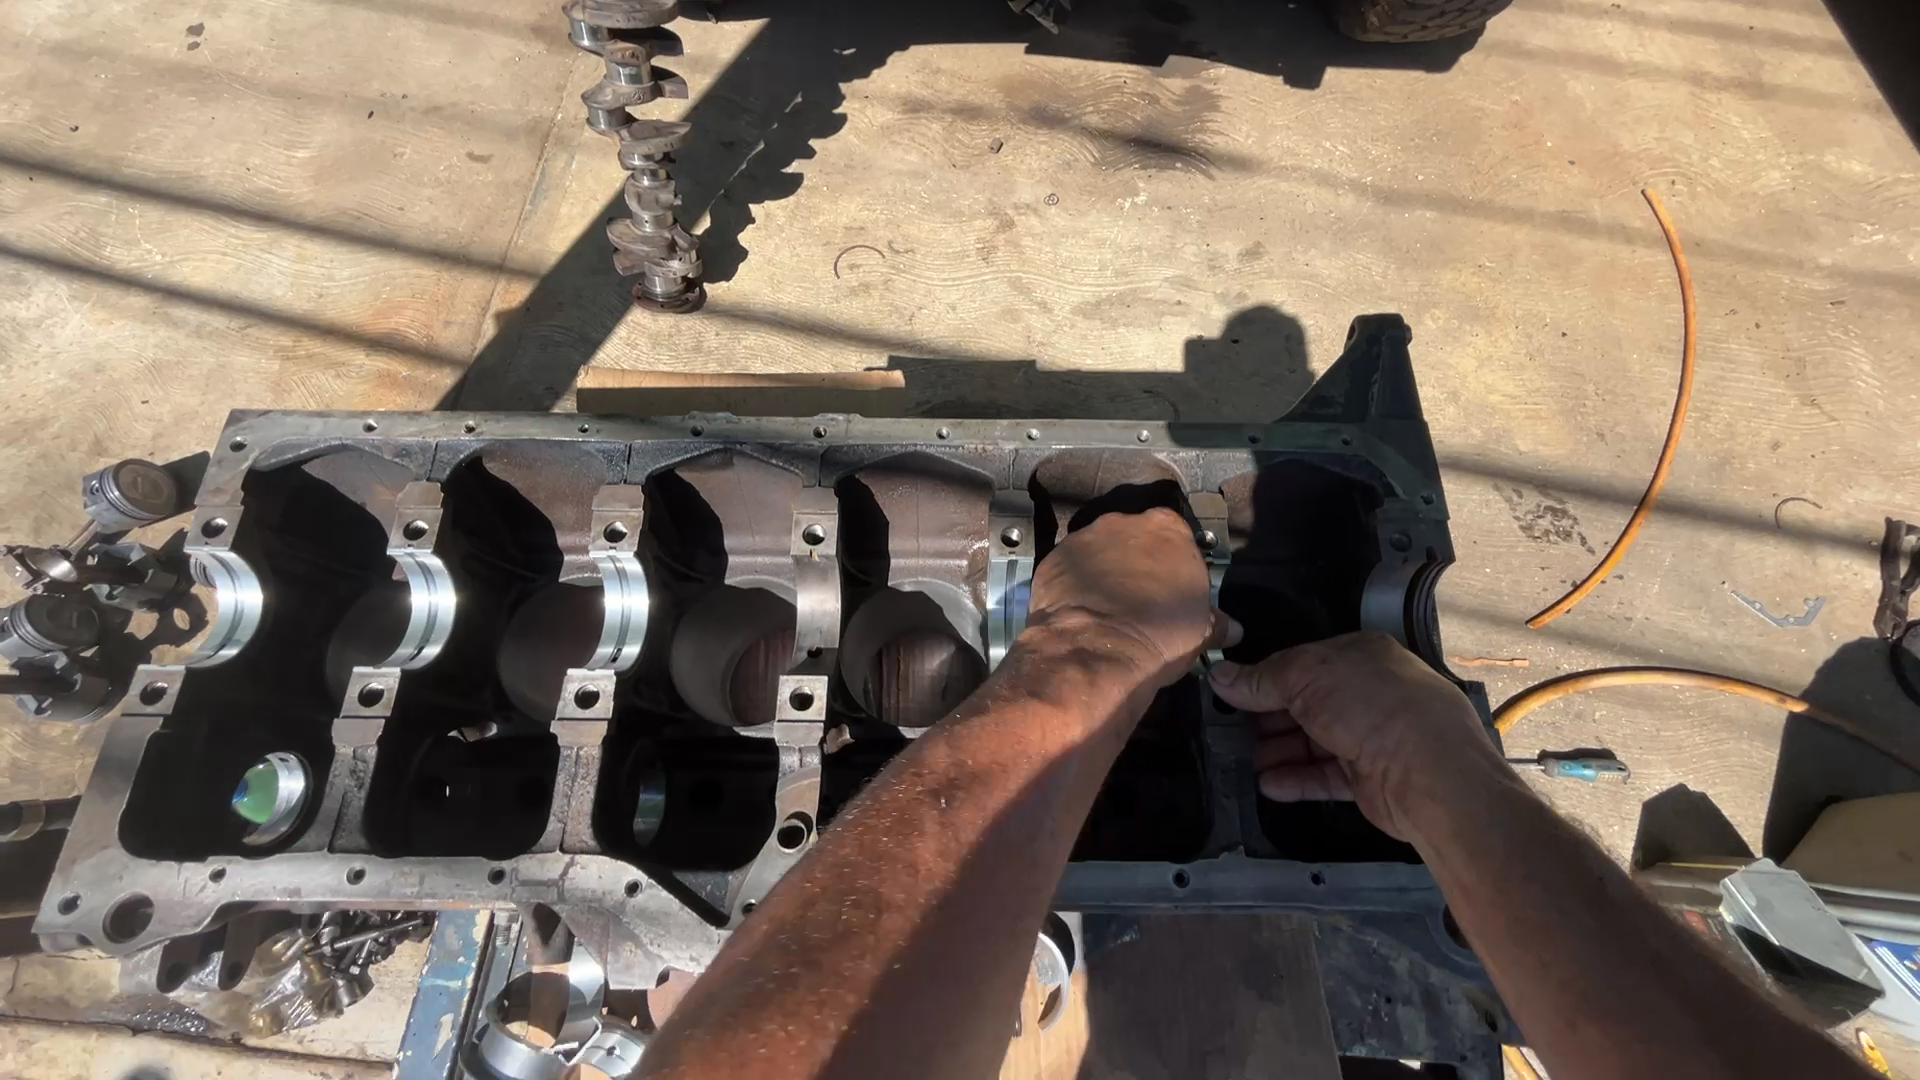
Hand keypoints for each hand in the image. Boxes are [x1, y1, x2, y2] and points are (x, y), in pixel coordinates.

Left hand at [1024, 507, 1239, 686]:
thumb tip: (1235, 630)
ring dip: (1102, 571)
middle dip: (1134, 561)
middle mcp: (1123, 522)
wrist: (1096, 650)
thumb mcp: (1202, 630)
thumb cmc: (1160, 634)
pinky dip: (1072, 584)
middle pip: (1132, 537)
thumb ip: (1218, 622)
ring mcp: (1083, 538)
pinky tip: (1079, 610)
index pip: (1174, 534)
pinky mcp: (1052, 559)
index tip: (1169, 584)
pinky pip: (1068, 568)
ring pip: (1097, 551)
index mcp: (1167, 528)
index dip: (1171, 561)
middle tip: (1138, 596)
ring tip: (1105, 606)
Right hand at [1208, 632, 1496, 839]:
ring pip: (1313, 741)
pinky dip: (1297, 779)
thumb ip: (1259, 679)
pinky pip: (1326, 775)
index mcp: (1361, 656)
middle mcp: (1369, 693)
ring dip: (1278, 750)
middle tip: (1230, 729)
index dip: (1265, 677)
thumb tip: (1217, 675)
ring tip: (1245, 761)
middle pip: (1305, 703)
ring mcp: (1372, 737)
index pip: (1302, 663)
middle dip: (1267, 717)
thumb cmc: (1368, 706)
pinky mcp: (1371, 778)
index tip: (1231, 693)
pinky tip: (1268, 785)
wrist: (1431, 774)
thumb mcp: (1305, 677)